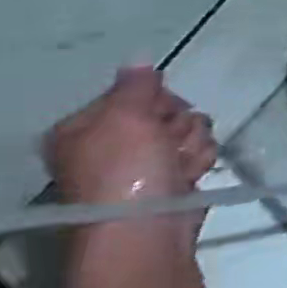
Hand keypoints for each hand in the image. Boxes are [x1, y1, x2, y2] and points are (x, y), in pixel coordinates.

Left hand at [44, 67, 216, 205]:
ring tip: (178, 165)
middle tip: (167, 143)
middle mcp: (112, 143)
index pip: (137, 93)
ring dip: (192, 145)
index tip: (157, 115)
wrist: (143, 227)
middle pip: (169, 111)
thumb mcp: (125, 118)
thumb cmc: (125, 169)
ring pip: (191, 132)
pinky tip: (187, 176)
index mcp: (87, 127)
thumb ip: (136, 86)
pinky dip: (197, 162)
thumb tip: (139, 60)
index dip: (156, 101)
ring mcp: (144, 162)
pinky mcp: (172, 178)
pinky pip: (199, 155)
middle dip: (179, 125)